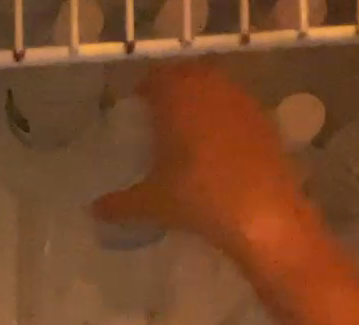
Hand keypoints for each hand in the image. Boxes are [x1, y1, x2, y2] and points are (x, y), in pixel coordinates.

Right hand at [92, 63, 320, 269]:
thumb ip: (119, 204)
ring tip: (185, 134)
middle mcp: (211, 90)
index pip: (155, 79)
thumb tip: (94, 211)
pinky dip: (222, 121)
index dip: (143, 91)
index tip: (134, 109)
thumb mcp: (151, 205)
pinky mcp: (264, 122)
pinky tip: (215, 150)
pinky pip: (236, 110)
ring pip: (215, 90)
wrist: (262, 213)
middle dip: (172, 93)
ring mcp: (242, 103)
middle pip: (187, 77)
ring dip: (199, 104)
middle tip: (157, 119)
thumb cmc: (197, 198)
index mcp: (178, 99)